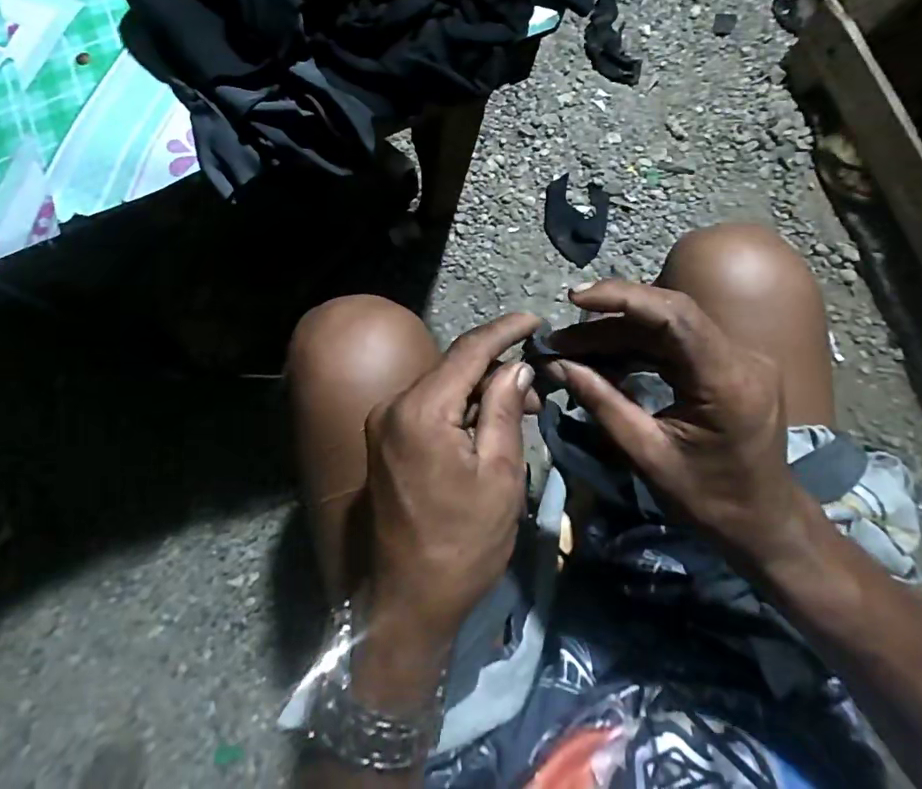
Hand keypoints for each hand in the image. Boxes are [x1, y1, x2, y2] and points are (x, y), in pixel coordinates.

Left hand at [363, 312, 541, 641]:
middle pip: (452, 368)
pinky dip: (459, 409)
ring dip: (479, 390)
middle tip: (538, 383)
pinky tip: (488, 424)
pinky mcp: (384, 442)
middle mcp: (392, 407)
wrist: (408, 602)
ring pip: (441, 388)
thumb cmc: (463, 544)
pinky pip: (428, 409)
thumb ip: (504, 410)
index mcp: (421, 411)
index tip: (535, 319)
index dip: (505, 331)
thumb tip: (516, 366)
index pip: (468, 351)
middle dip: (496, 367)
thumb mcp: (499, 475)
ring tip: (521, 408)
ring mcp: (383, 425)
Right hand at [548, 280, 830, 569]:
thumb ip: (602, 403)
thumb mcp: (647, 455)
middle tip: (563, 335)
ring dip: (619, 333)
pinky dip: (638, 347)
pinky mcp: (730, 362)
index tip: (576, 297)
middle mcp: (741, 356)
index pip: (675, 316)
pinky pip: (678, 342)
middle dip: (610, 318)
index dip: (623, 298)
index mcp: (727, 380)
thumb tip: (556, 365)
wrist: (763, 521)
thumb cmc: (709, 499)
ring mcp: (740, 356)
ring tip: (573, 348)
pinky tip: (604, 358)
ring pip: (669, 326)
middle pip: (669, 314)